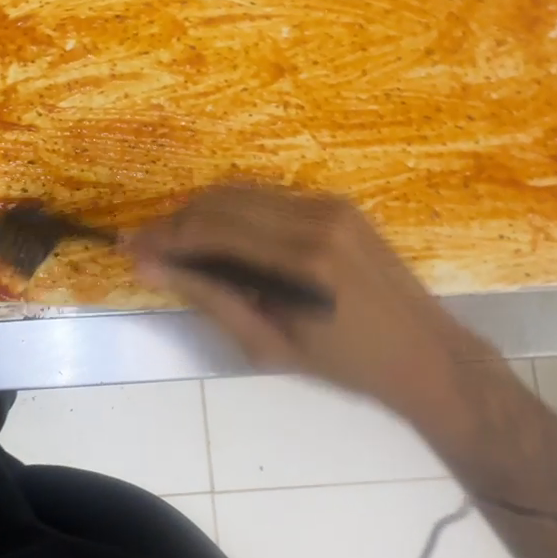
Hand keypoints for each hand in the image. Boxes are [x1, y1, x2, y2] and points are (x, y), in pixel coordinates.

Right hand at [124, 181, 493, 407]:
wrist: (428, 354)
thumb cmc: (345, 365)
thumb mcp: (266, 345)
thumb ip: (207, 298)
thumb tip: (148, 269)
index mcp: (302, 261)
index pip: (210, 231)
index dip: (163, 238)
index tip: (129, 249)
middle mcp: (316, 220)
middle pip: (219, 202)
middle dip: (174, 223)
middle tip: (145, 248)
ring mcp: (330, 206)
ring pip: (238, 193)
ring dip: (198, 214)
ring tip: (173, 244)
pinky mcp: (336, 203)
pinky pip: (264, 197)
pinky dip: (230, 212)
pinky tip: (216, 238)